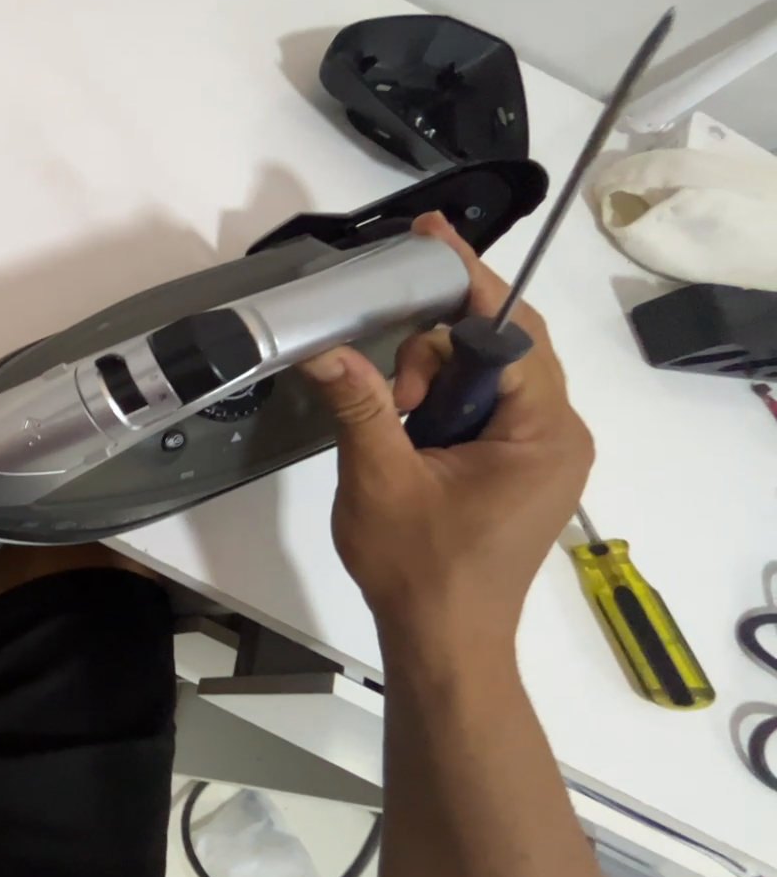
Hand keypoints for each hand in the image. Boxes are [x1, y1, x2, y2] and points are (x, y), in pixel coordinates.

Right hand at [299, 213, 593, 653]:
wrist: (441, 635)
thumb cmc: (419, 563)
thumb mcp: (378, 479)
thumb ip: (356, 407)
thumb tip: (321, 350)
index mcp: (543, 432)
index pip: (512, 334)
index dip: (468, 283)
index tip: (430, 241)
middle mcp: (554, 434)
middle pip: (497, 350)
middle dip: (431, 351)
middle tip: (385, 394)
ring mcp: (534, 452)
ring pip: (479, 380)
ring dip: (424, 383)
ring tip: (388, 424)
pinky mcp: (509, 467)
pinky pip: (473, 409)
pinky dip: (431, 403)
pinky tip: (399, 425)